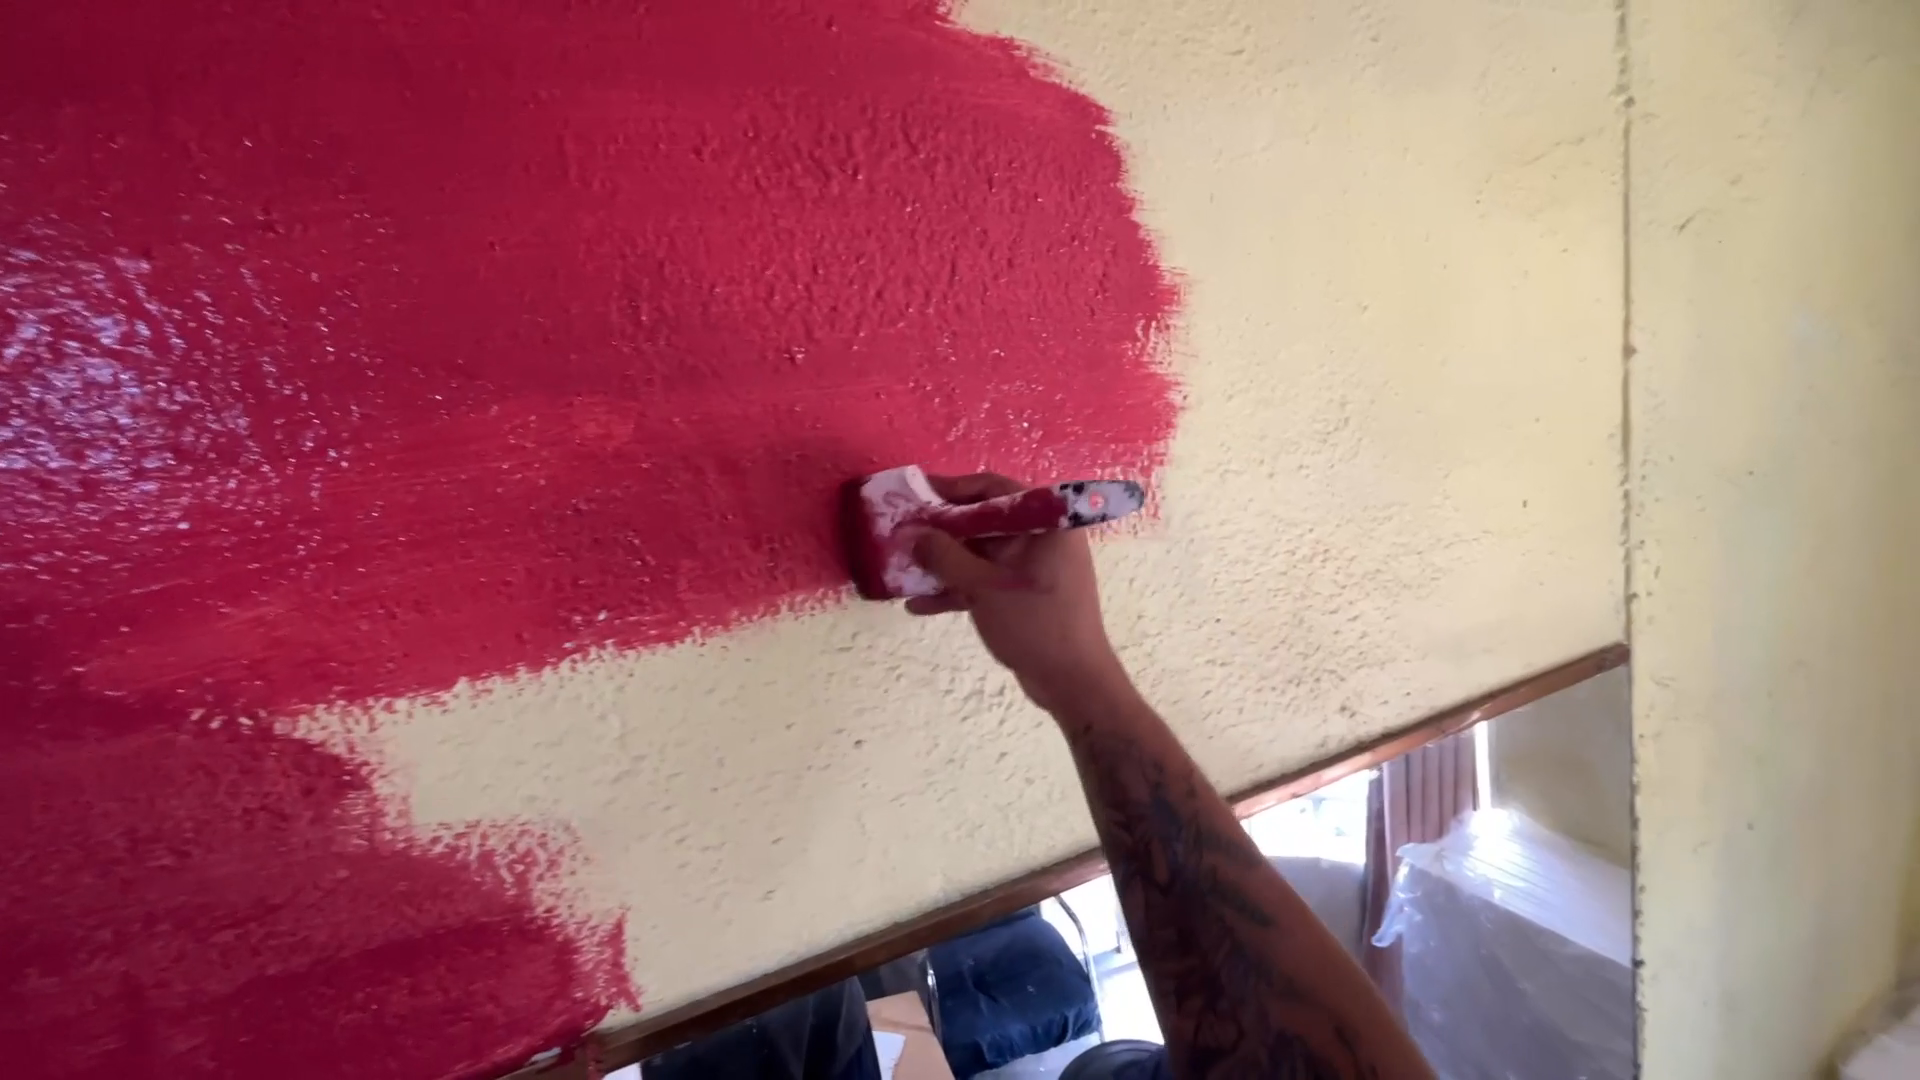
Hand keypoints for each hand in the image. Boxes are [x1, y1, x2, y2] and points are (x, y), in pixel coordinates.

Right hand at [907, 473, 1130, 709]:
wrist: (1073, 683)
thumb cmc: (1036, 624)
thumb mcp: (985, 587)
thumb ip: (944, 556)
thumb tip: (908, 533)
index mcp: (1046, 521)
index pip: (993, 489)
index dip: (951, 489)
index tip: (916, 494)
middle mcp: (1043, 536)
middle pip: (983, 521)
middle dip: (941, 530)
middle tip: (903, 532)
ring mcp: (1034, 567)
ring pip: (981, 553)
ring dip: (944, 562)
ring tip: (904, 568)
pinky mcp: (1024, 594)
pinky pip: (986, 580)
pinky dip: (958, 587)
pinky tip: (920, 604)